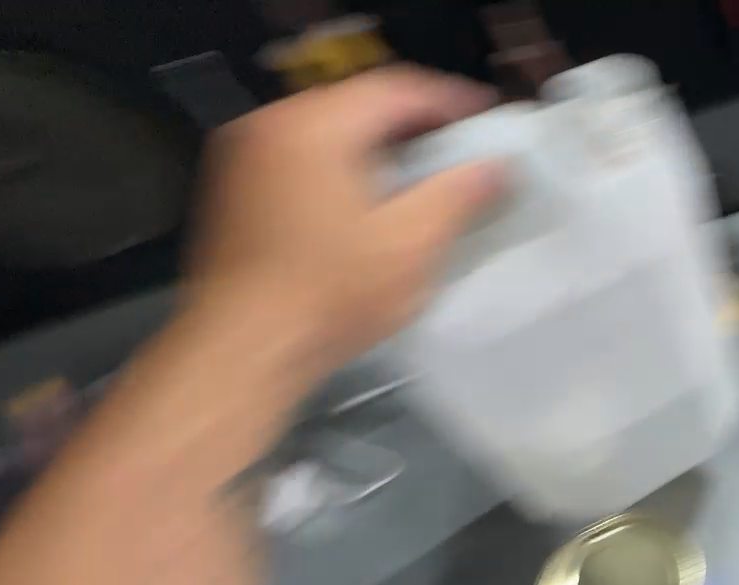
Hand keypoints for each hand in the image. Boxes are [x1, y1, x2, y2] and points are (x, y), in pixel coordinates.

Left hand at [182, 67, 503, 372]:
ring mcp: (248, 155)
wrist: (252, 341)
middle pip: (359, 105)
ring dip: (387, 146)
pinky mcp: (242, 187)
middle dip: (419, 124)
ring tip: (432, 176)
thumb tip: (496, 164)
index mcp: (314, 128)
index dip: (450, 100)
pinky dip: (353, 165)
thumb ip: (457, 195)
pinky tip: (382, 201)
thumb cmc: (334, 292)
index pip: (394, 90)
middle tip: (467, 149)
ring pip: (333, 131)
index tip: (490, 118)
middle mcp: (271, 125)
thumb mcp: (413, 244)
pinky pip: (309, 156)